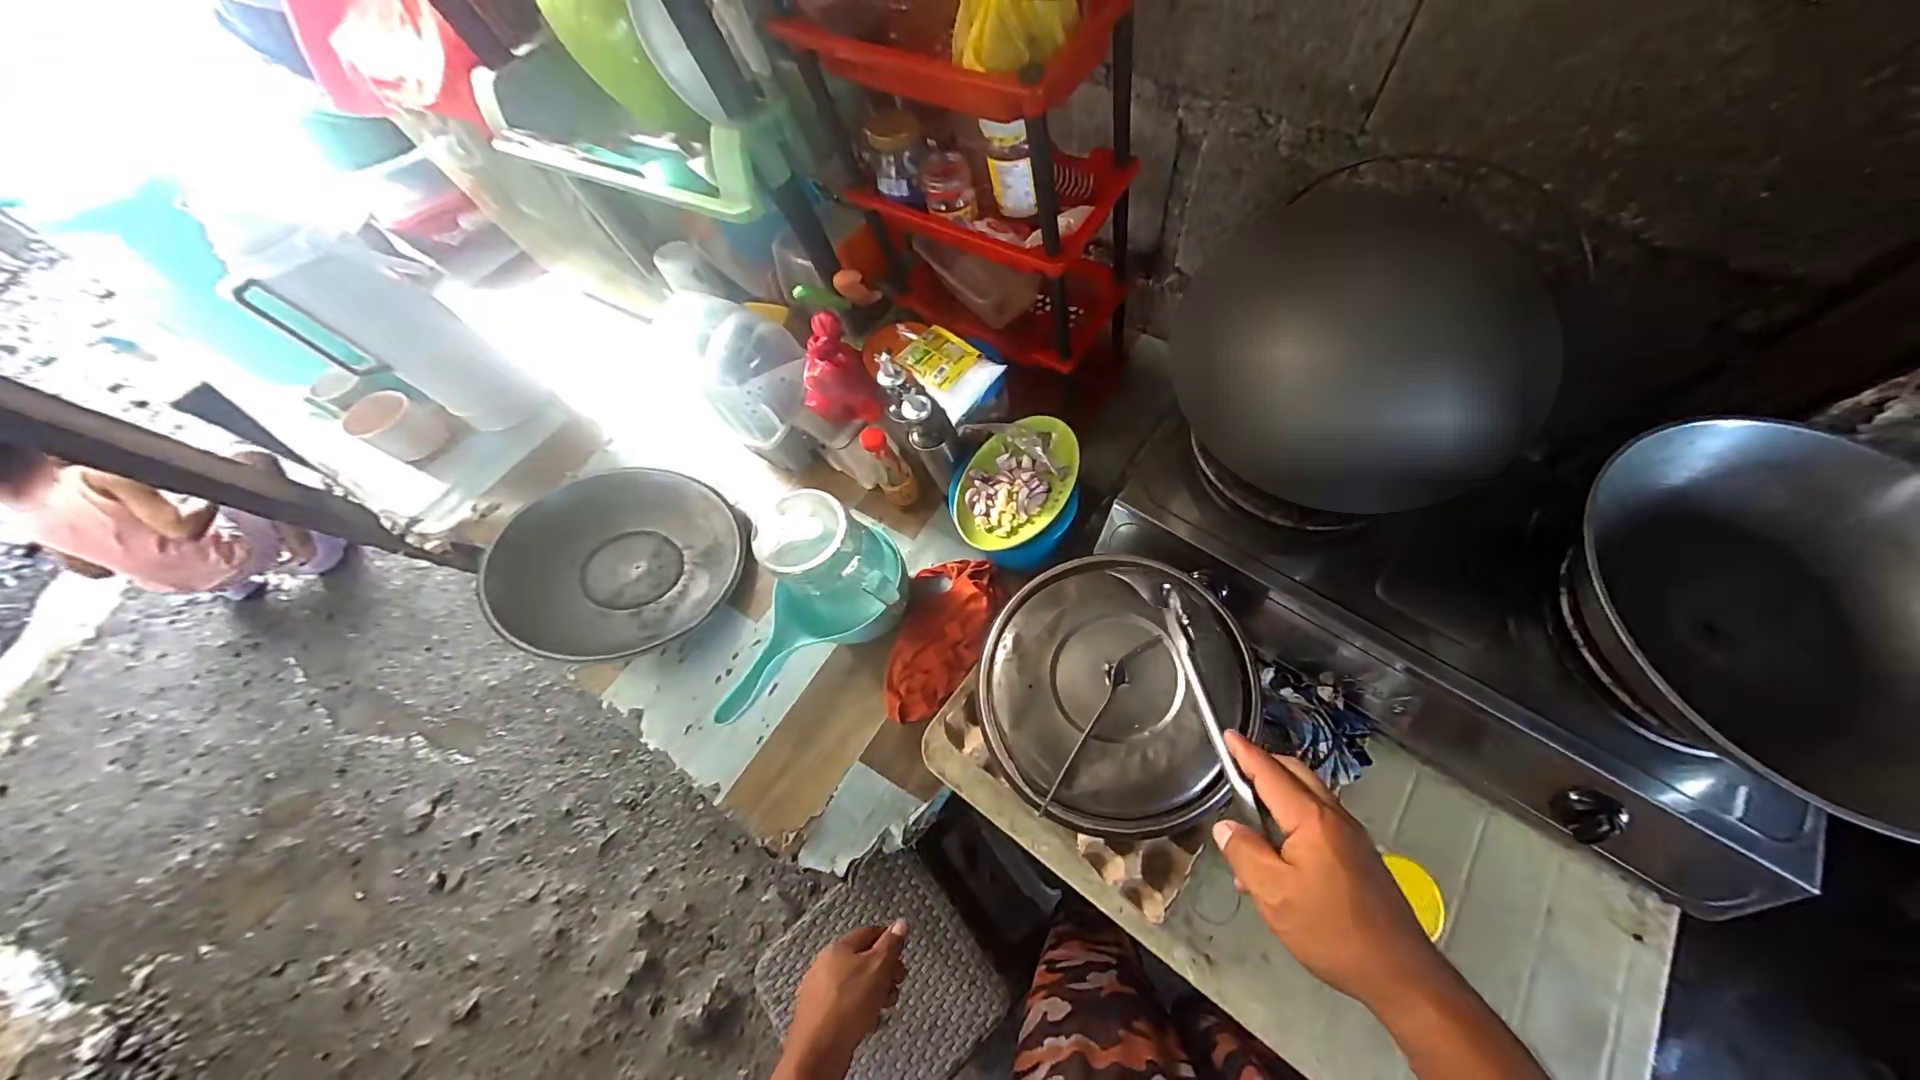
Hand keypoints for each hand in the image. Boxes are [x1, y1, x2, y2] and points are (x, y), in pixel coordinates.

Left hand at [775, 920, 908, 1079]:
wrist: (817, 1052)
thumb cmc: (849, 1004)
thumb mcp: (877, 968)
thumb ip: (891, 945)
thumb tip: (901, 923)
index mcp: (838, 947)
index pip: (870, 932)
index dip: (889, 941)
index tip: (902, 956)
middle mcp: (826, 964)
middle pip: (864, 959)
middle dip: (885, 971)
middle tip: (897, 984)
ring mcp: (821, 990)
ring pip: (857, 983)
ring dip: (876, 992)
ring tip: (884, 1006)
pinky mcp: (820, 1014)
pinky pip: (847, 1004)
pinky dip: (861, 1009)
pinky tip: (869, 1021)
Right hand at [1213, 732, 1446, 1008]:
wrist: (1401, 974)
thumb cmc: (1332, 930)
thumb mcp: (1273, 894)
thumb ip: (1244, 854)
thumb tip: (1226, 827)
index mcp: (1311, 820)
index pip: (1271, 773)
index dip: (1246, 753)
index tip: (1229, 735)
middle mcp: (1335, 818)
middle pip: (1296, 774)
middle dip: (1265, 764)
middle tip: (1236, 768)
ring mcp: (1352, 837)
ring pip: (1309, 796)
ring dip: (1279, 793)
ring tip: (1249, 815)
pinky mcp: (1360, 857)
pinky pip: (1319, 820)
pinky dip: (1293, 817)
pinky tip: (1278, 852)